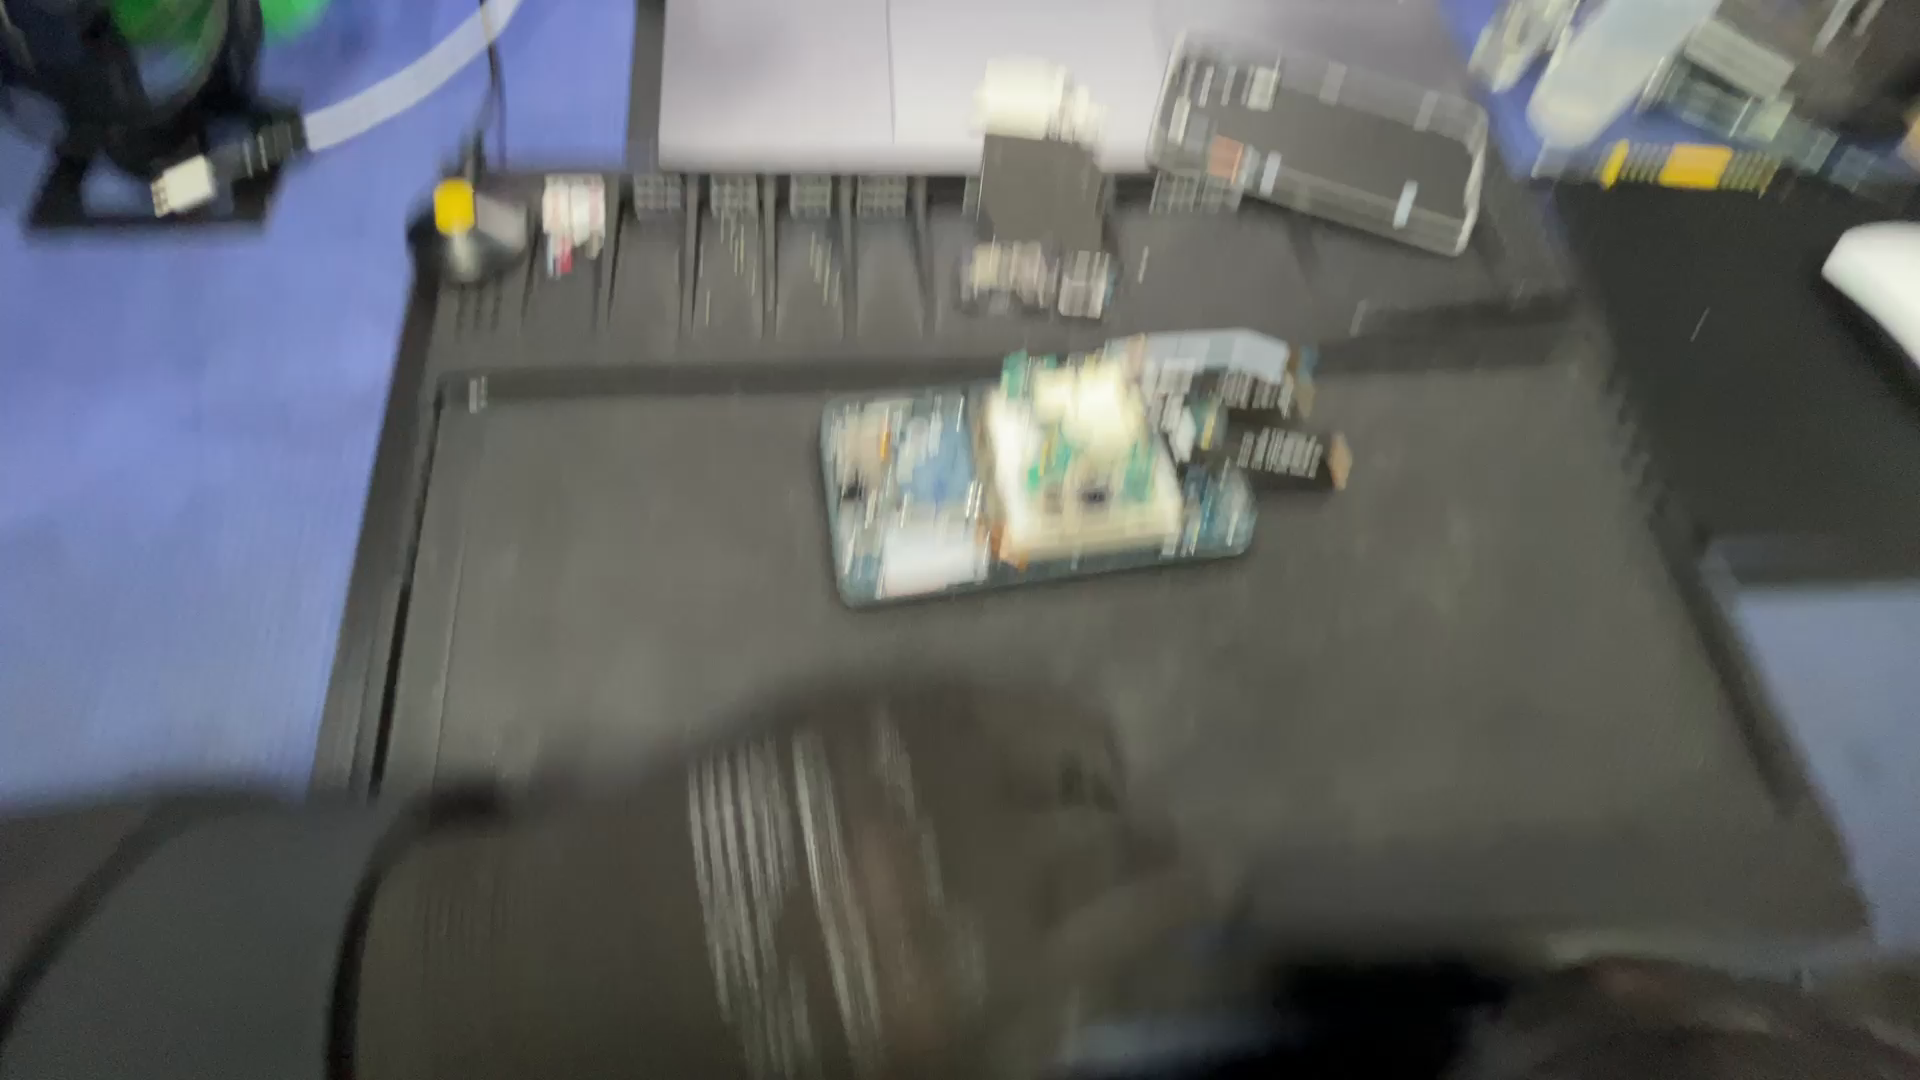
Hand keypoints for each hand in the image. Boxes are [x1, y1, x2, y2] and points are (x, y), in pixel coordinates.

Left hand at [354, 676, 1215, 1079]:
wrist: (610, 940)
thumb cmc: (764, 1030)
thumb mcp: (913, 1067)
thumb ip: (1030, 1016)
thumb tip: (1111, 953)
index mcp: (983, 978)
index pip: (1144, 914)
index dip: (1195, 890)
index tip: (1221, 872)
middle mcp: (969, 858)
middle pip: (1118, 827)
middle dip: (1152, 836)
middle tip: (1155, 838)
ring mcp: (921, 761)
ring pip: (1075, 737)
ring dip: (1098, 771)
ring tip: (1086, 789)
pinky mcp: (875, 702)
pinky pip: (1000, 696)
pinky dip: (1035, 726)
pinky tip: (1019, 750)